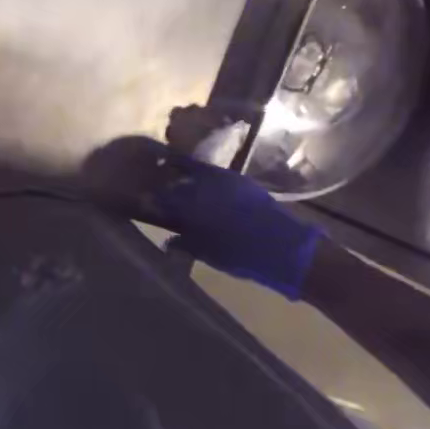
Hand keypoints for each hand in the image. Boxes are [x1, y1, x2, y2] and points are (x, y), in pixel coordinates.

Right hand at [144, 143, 322, 299]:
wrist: (286, 249)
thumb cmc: (243, 256)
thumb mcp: (209, 254)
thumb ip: (186, 244)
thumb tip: (168, 240)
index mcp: (195, 206)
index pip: (166, 197)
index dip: (153, 198)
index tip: (143, 198)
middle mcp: (208, 187)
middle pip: (180, 180)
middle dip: (167, 181)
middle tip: (156, 185)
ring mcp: (227, 181)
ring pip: (197, 173)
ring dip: (184, 174)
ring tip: (175, 179)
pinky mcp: (242, 182)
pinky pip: (214, 174)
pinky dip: (203, 176)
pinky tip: (200, 184)